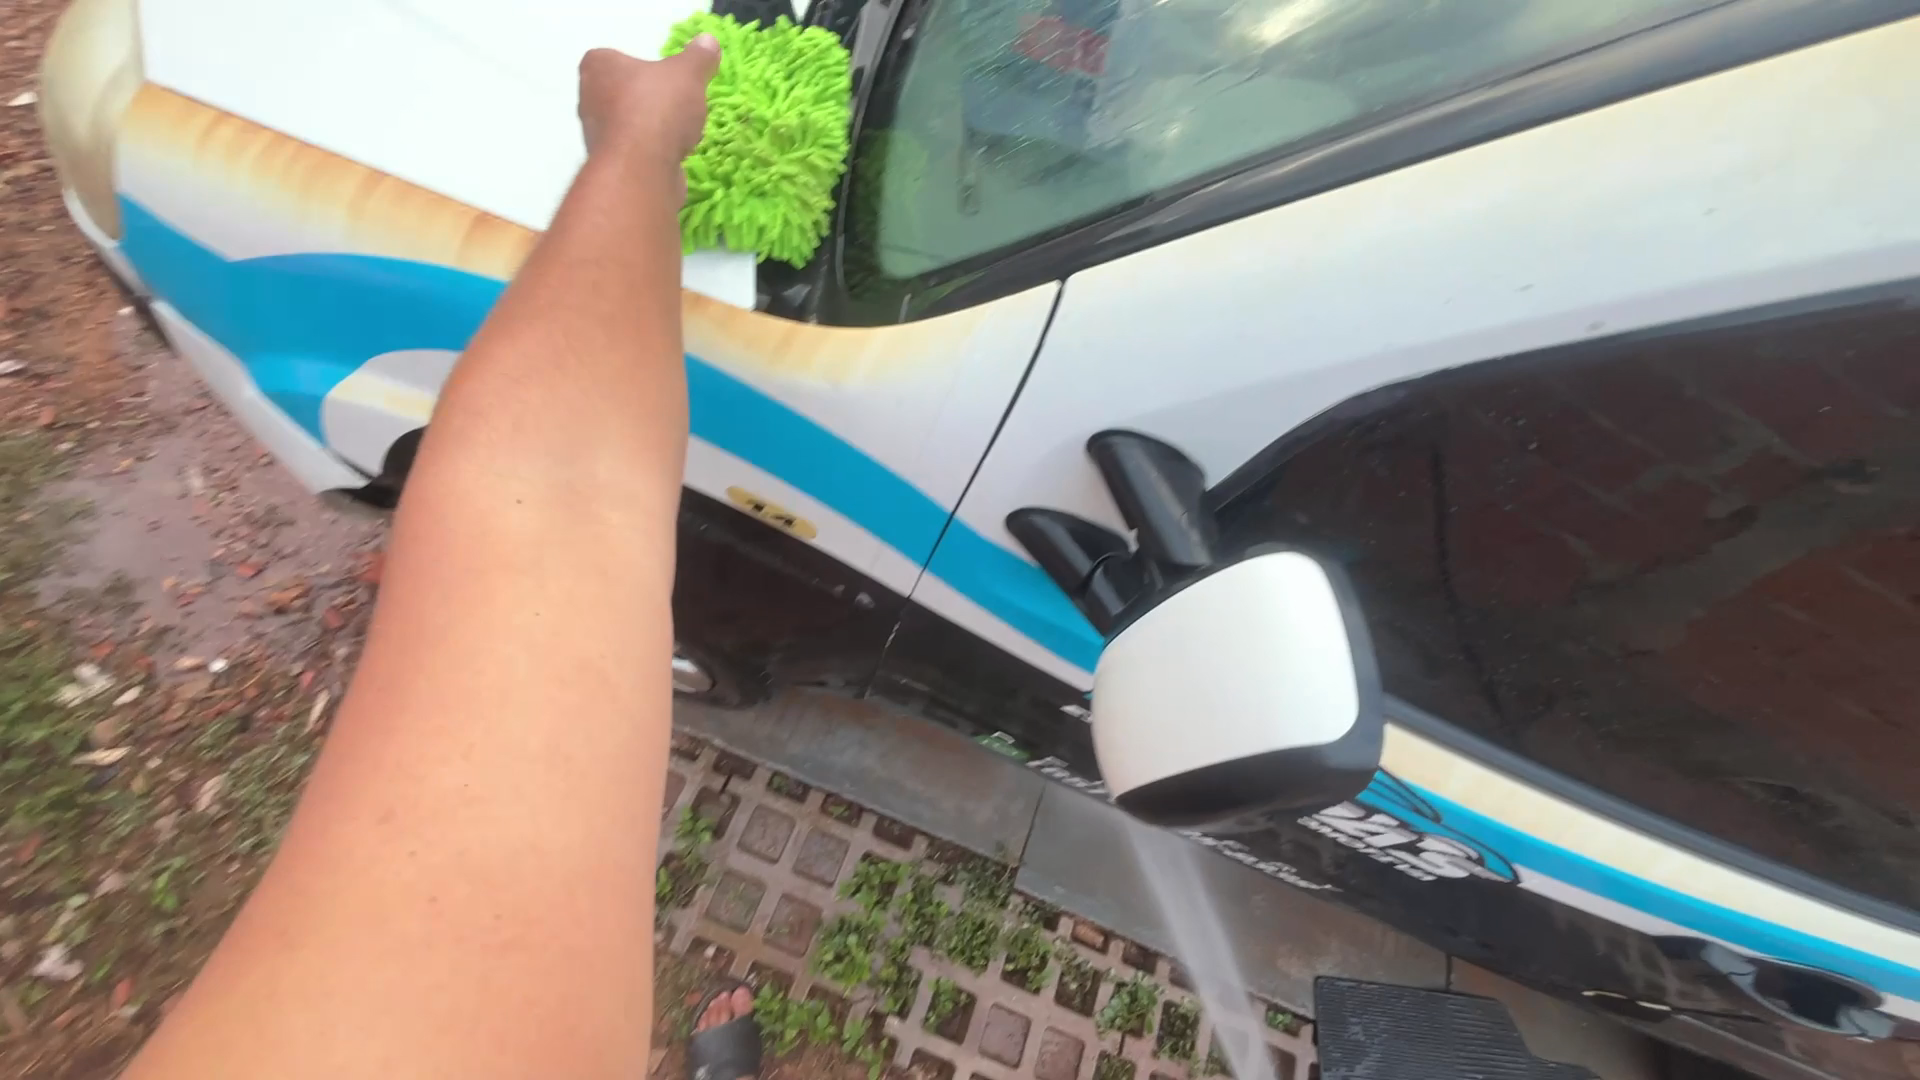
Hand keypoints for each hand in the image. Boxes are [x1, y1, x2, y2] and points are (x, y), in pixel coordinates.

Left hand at [578, 36, 720, 170]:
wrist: (643, 167)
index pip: (622, 61)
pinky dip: (652, 157)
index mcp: (598, 65)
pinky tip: (670, 160)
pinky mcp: (611, 166)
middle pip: (627, 96)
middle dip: (650, 105)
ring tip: (678, 139)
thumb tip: (708, 42)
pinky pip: (636, 155)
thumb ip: (698, 58)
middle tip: (678, 112)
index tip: (670, 86)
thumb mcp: (687, 75)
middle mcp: (588, 98)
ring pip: (631, 128)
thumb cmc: (659, 110)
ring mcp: (596, 136)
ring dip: (653, 134)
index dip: (649, 74)